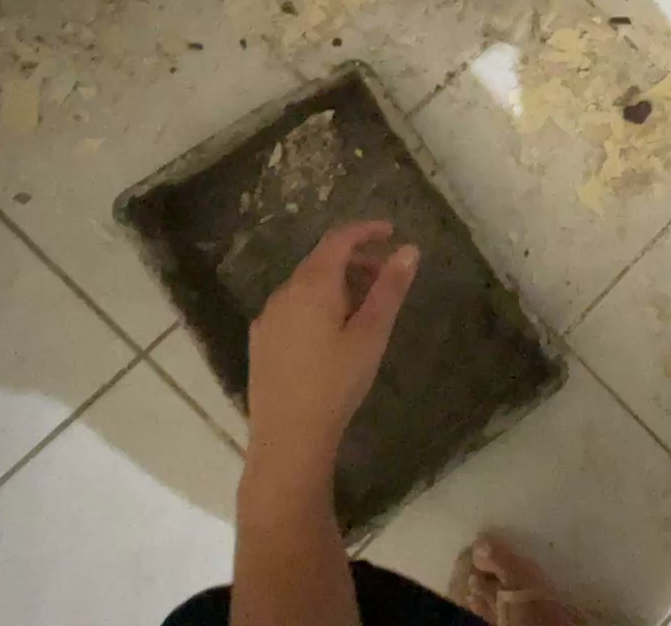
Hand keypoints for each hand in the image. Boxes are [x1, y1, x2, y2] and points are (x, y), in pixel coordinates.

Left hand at [243, 220, 418, 491]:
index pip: (339, 239)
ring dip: (339, 281)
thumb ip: (390, 287)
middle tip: (388, 276)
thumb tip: (409, 249)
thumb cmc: (337, 382)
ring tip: (367, 305)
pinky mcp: (261, 340)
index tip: (392, 232)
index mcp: (312, 284)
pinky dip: (320, 301)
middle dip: (357, 259)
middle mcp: (284, 292)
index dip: (366, 230)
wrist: (288, 439)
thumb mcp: (372, 332)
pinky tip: (335, 330)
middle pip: (322, 259)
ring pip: (308, 283)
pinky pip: (294, 304)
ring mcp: (268, 317)